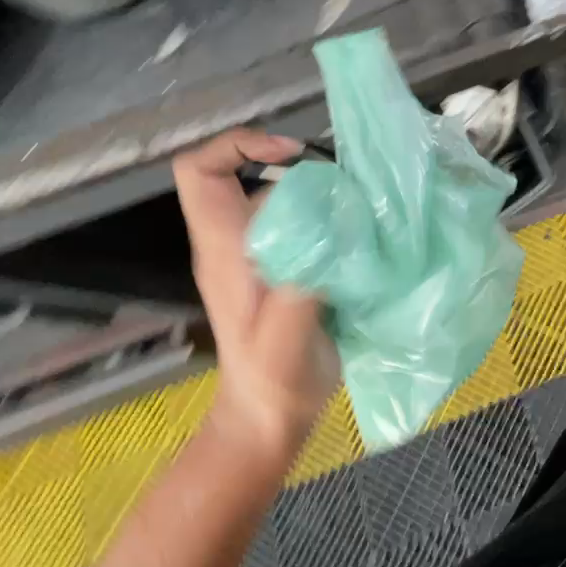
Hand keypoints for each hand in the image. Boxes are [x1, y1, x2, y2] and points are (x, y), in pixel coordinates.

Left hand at [174, 128, 340, 460]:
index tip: (291, 153)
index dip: (240, 145)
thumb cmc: (272, 382)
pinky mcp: (286, 267)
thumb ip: (302, 284)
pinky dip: (335, 218)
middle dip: (302, 172)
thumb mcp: (285, 338)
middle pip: (251, 177)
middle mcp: (236, 243)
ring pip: (284, 198)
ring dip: (325, 196)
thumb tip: (331, 232)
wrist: (269, 421)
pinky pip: (306, 223)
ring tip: (364, 213)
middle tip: (349, 191)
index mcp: (224, 250)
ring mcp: (261, 255)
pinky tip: (364, 236)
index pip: (200, 172)